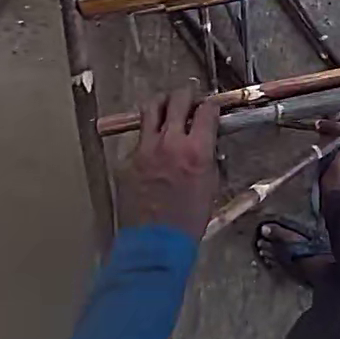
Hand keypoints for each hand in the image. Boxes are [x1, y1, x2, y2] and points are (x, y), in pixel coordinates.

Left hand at [115, 88, 220, 238]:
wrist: (155, 244)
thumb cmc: (188, 221)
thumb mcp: (210, 185)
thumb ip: (206, 157)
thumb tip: (204, 142)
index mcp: (196, 150)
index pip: (206, 111)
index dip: (211, 104)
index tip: (211, 105)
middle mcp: (170, 143)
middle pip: (178, 100)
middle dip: (187, 94)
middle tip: (189, 96)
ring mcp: (145, 149)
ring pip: (152, 109)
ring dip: (163, 103)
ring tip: (167, 105)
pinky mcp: (128, 159)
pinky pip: (139, 138)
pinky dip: (149, 136)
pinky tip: (153, 145)